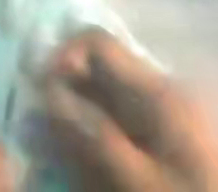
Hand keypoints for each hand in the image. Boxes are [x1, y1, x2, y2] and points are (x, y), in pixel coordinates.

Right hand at [43, 29, 217, 191]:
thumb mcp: (139, 183)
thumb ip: (90, 134)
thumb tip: (47, 91)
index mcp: (158, 91)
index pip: (95, 40)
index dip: (61, 56)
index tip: (44, 94)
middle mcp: (163, 93)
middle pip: (98, 67)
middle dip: (66, 90)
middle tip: (47, 129)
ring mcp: (170, 120)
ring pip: (106, 96)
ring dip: (79, 115)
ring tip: (65, 151)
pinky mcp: (174, 146)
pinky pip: (123, 123)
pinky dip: (100, 135)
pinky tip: (92, 166)